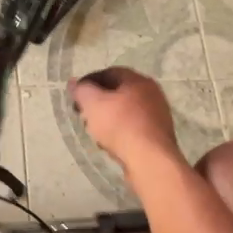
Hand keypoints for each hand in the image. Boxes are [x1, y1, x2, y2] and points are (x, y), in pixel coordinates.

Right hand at [68, 67, 184, 171]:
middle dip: (99, 102)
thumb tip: (74, 83)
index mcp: (138, 81)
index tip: (76, 96)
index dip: (89, 82)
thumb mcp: (93, 103)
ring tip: (95, 131)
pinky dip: (120, 132)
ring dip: (109, 118)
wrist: (150, 160)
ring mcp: (158, 116)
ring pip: (126, 112)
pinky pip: (134, 128)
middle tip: (84, 113)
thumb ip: (81, 90)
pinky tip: (111, 144)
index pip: (110, 73)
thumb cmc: (120, 125)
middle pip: (119, 93)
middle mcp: (152, 94)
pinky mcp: (158, 136)